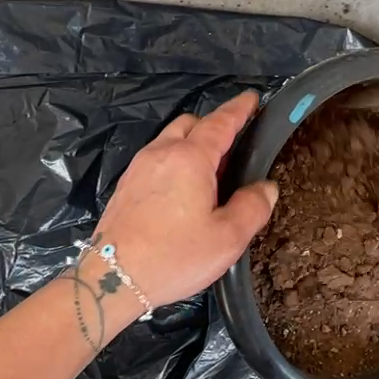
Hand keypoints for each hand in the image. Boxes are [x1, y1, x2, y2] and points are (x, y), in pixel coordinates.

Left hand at [91, 91, 278, 307]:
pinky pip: (154, 161)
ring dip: (190, 146)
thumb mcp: (227, 238)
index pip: (220, 123)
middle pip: (190, 124)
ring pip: (168, 141)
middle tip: (233, 150)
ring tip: (209, 175)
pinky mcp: (125, 188)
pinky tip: (181, 193)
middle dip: (212, 127)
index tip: (251, 100)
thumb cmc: (173, 257)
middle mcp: (160, 154)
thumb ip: (252, 208)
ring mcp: (137, 169)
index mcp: (189, 158)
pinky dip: (173, 164)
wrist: (113, 277)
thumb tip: (265, 188)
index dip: (239, 110)